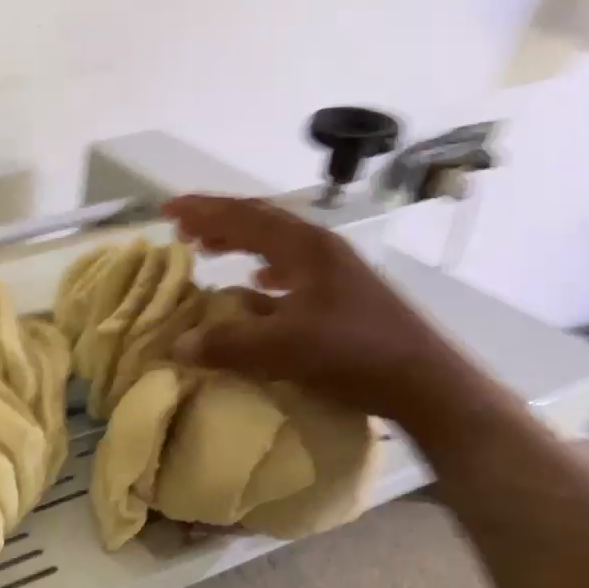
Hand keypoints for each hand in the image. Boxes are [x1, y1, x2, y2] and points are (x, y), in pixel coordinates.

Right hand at [164, 194, 464, 423]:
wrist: (421, 378)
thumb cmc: (353, 353)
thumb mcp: (283, 349)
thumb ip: (228, 344)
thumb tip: (179, 344)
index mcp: (305, 248)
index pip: (245, 216)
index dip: (204, 210)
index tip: (167, 208)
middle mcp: (320, 250)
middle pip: (261, 223)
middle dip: (219, 222)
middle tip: (181, 228)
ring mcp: (333, 272)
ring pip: (276, 246)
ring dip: (240, 243)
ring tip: (209, 249)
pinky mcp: (341, 295)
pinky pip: (290, 271)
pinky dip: (263, 271)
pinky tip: (256, 286)